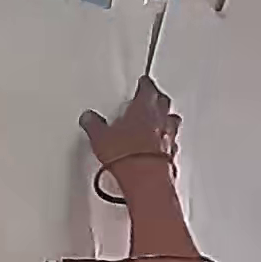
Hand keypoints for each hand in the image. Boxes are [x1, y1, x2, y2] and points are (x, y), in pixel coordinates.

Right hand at [80, 76, 180, 201]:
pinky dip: (164, 141)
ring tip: (155, 123)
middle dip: (156, 99)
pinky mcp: (171, 155)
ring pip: (170, 121)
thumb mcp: (100, 136)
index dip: (145, 84)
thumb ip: (94, 124)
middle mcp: (161, 119)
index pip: (148, 88)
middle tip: (150, 99)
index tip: (143, 82)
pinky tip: (157, 147)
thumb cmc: (128, 154)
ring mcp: (168, 137)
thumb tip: (89, 118)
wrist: (144, 179)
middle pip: (163, 102)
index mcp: (144, 107)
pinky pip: (170, 142)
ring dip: (164, 120)